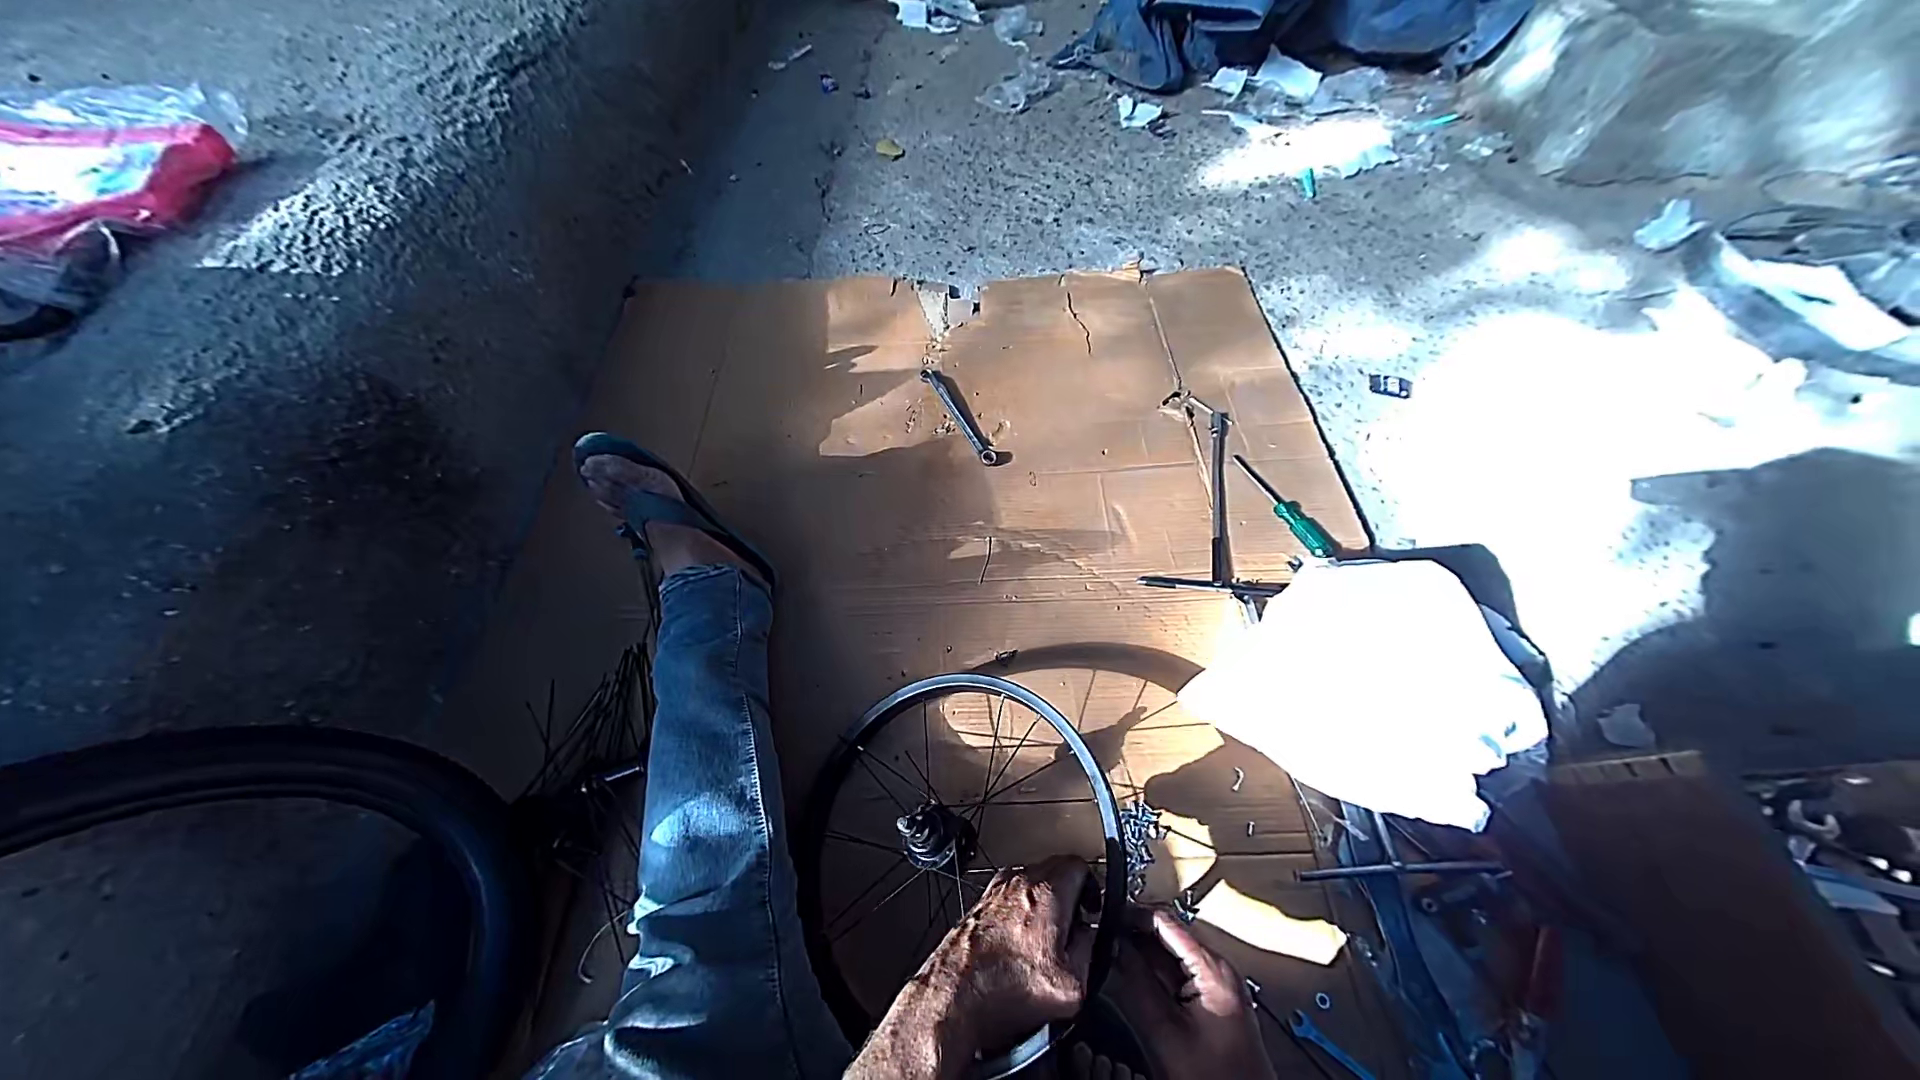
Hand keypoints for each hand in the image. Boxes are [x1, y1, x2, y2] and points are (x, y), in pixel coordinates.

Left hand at [847, 856, 1096, 1079]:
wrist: (957, 993)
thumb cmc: (1005, 987)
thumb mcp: (1073, 984)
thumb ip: (1091, 949)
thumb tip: (1093, 936)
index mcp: (1048, 892)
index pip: (1079, 864)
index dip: (1092, 885)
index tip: (1093, 906)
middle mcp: (1021, 880)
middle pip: (1055, 865)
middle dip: (1070, 888)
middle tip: (1075, 917)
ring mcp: (998, 888)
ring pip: (1031, 876)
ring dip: (1043, 895)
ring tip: (1047, 930)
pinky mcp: (981, 901)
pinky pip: (1009, 891)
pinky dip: (1020, 904)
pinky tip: (1019, 936)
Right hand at [1111, 907, 1276, 1079]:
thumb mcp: (1165, 1033)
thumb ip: (1135, 985)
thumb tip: (1113, 946)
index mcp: (1214, 969)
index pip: (1165, 920)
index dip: (1131, 915)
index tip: (1104, 918)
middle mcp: (1219, 969)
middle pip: (1167, 935)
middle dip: (1133, 936)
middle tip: (1102, 939)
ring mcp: (1217, 986)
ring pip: (1168, 955)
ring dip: (1140, 955)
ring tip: (1112, 959)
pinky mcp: (1212, 1002)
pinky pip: (1176, 975)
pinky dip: (1153, 974)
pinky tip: (1133, 982)